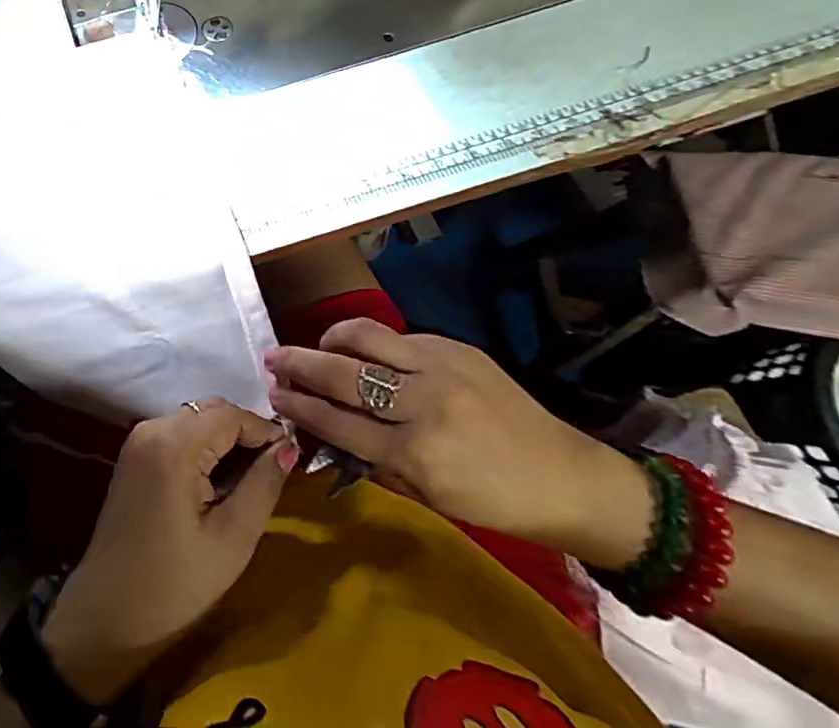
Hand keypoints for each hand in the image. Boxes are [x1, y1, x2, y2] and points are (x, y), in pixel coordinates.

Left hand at [41, 399, 292, 704]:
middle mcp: (151, 430)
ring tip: (251, 477)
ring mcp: (138, 441)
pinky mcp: (133, 457)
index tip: (292, 457)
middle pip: (213, 411)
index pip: (232, 415)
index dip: (266, 431)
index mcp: (173, 446)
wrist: (104, 620)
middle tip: (273, 468)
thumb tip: (289, 445)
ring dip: (226, 439)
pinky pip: (179, 434)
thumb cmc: (172, 586)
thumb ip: (263, 484)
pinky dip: (204, 447)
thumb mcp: (232, 539)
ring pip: (197, 420)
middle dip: (246, 433)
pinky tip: (219, 481)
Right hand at [266, 318, 653, 567]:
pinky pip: (403, 337)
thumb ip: (377, 462)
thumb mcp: (429, 497)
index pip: (338, 421)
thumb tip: (334, 434)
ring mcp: (442, 366)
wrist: (565, 475)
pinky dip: (377, 343)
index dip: (300, 407)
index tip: (274, 394)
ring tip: (318, 344)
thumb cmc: (495, 503)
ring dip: (334, 337)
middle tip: (275, 358)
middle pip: (345, 373)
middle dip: (301, 364)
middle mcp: (423, 401)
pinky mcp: (459, 348)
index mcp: (414, 451)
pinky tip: (370, 352)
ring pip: (369, 336)